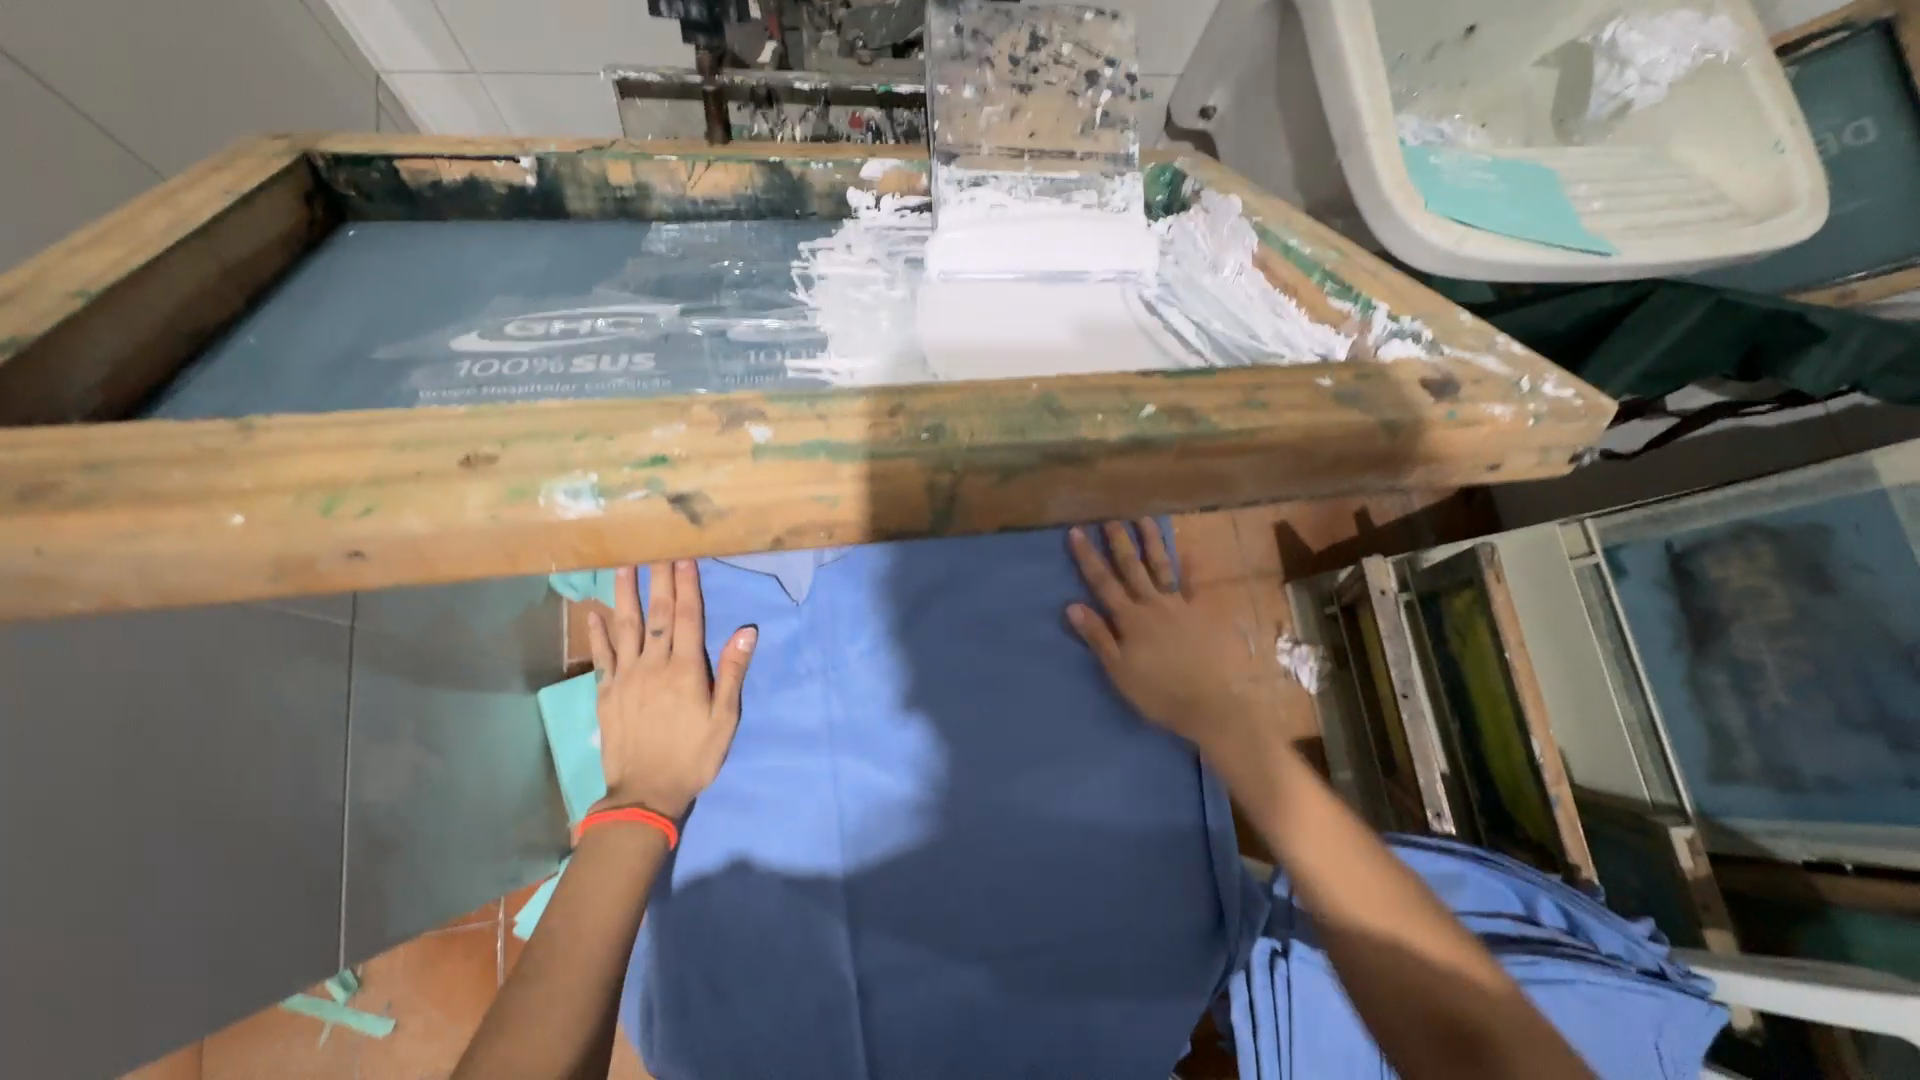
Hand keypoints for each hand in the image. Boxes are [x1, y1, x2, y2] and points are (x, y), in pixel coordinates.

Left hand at [586, 561, 756, 819]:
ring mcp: (626, 678)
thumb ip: (732, 674)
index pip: (687, 618)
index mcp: (685, 670)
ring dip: (625, 594)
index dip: (687, 586)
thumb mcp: (724, 720)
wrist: (646, 794)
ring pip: (625, 627)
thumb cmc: (694, 757)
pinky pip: (602, 656)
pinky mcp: (607, 693)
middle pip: (657, 615)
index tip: (684, 557)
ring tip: (624, 565)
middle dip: (659, 579)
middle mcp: (653, 666)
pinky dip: (597, 633)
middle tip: (657, 548)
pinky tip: (595, 613)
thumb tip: (746, 632)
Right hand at [1066, 521, 1267, 760]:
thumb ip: (1098, 636)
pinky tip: (1190, 550)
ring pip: (1163, 567)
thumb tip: (1072, 605)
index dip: (1088, 556)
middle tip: (1109, 517)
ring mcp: (1180, 606)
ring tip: (1144, 519)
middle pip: (1132, 567)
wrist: (1207, 704)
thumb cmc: (1157, 692)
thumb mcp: (1119, 670)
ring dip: (1152, 542)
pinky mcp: (1203, 613)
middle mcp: (1153, 604)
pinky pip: (1196, 584)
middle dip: (1118, 541)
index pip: (1103, 582)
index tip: (1076, 531)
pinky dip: (1193, 566)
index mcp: (1130, 619)